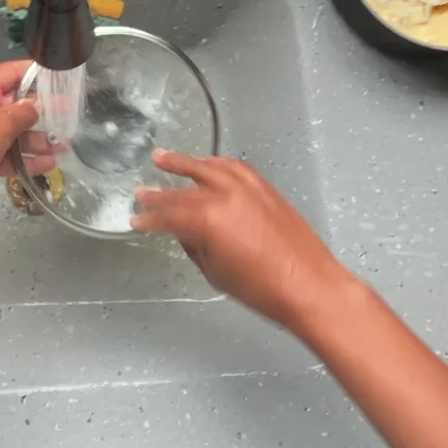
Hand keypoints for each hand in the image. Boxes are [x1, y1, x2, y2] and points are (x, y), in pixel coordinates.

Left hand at [0, 59, 53, 208]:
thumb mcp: (1, 122)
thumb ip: (24, 112)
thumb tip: (37, 107)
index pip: (9, 73)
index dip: (32, 72)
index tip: (55, 74)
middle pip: (15, 105)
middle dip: (41, 111)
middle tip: (68, 112)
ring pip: (15, 134)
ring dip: (38, 140)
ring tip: (63, 146)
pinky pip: (10, 155)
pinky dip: (27, 159)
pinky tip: (49, 163)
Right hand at [133, 150, 348, 328]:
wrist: (311, 287)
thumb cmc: (261, 289)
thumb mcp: (215, 272)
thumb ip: (193, 245)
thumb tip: (182, 232)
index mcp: (208, 219)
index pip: (168, 216)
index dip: (149, 219)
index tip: (136, 220)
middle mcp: (225, 195)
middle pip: (183, 192)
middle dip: (159, 194)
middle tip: (141, 192)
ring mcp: (246, 187)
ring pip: (207, 168)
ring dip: (183, 163)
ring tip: (161, 157)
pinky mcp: (264, 187)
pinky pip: (233, 167)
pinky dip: (215, 164)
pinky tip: (206, 163)